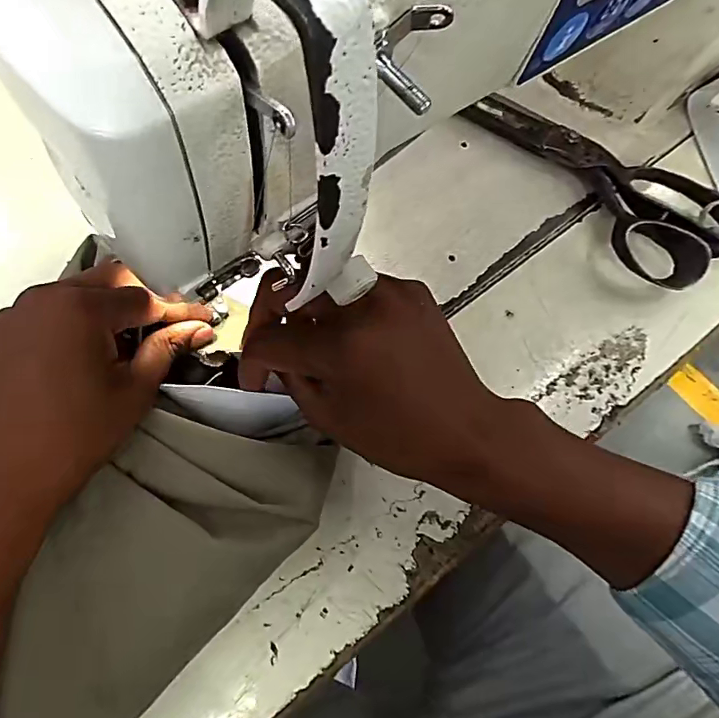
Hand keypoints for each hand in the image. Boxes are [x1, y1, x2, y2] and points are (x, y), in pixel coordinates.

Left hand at [0, 261, 214, 521]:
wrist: (5, 474)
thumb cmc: (69, 437)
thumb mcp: (132, 392)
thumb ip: (165, 350)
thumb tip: (191, 330)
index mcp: (79, 308)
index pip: (143, 297)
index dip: (176, 312)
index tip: (197, 322)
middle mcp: (44, 298)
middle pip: (110, 281)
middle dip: (144, 300)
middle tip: (168, 328)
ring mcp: (20, 312)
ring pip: (79, 291)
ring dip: (110, 308)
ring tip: (131, 344)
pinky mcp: (5, 331)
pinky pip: (52, 309)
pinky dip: (78, 319)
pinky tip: (93, 351)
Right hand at [237, 272, 529, 492]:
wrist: (466, 430)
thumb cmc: (407, 436)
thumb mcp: (330, 417)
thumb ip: (291, 379)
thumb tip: (273, 357)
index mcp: (342, 346)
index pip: (272, 336)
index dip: (252, 358)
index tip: (256, 371)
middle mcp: (366, 308)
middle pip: (290, 285)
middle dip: (270, 313)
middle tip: (270, 337)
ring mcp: (392, 294)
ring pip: (324, 281)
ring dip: (309, 308)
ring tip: (315, 341)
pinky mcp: (411, 292)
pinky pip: (360, 288)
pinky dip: (346, 309)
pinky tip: (353, 339)